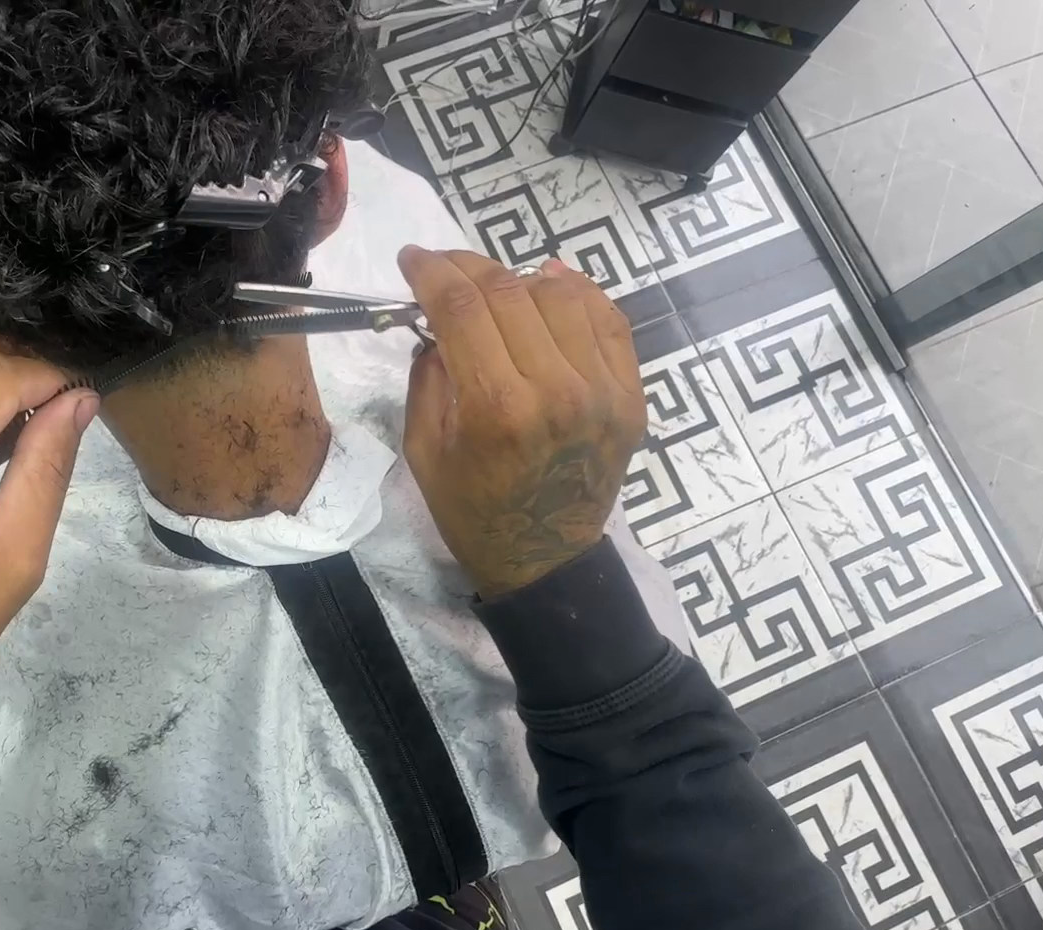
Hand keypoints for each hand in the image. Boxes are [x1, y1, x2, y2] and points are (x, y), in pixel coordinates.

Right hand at [398, 247, 645, 596]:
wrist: (542, 558)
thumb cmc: (472, 512)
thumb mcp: (424, 452)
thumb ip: (428, 379)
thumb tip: (438, 325)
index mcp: (496, 410)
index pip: (463, 309)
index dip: (432, 272)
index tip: (411, 259)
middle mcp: (556, 389)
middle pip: (509, 292)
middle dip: (466, 267)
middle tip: (442, 269)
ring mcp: (603, 389)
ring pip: (560, 295)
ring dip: (516, 280)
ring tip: (491, 290)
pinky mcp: (631, 394)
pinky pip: (606, 318)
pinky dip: (575, 291)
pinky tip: (548, 284)